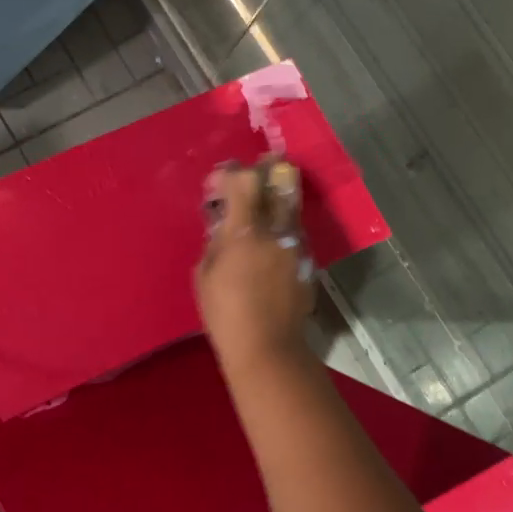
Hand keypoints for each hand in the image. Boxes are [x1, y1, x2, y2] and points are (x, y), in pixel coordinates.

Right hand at [196, 160, 314, 364]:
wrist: (267, 346)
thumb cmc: (224, 313)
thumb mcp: (205, 274)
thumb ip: (215, 242)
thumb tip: (222, 225)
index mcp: (245, 232)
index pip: (244, 181)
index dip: (232, 172)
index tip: (220, 177)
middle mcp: (276, 230)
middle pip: (282, 181)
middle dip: (270, 168)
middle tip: (261, 165)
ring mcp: (297, 244)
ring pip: (292, 205)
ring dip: (278, 197)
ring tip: (264, 203)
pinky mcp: (307, 261)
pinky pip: (295, 231)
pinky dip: (283, 225)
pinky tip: (271, 240)